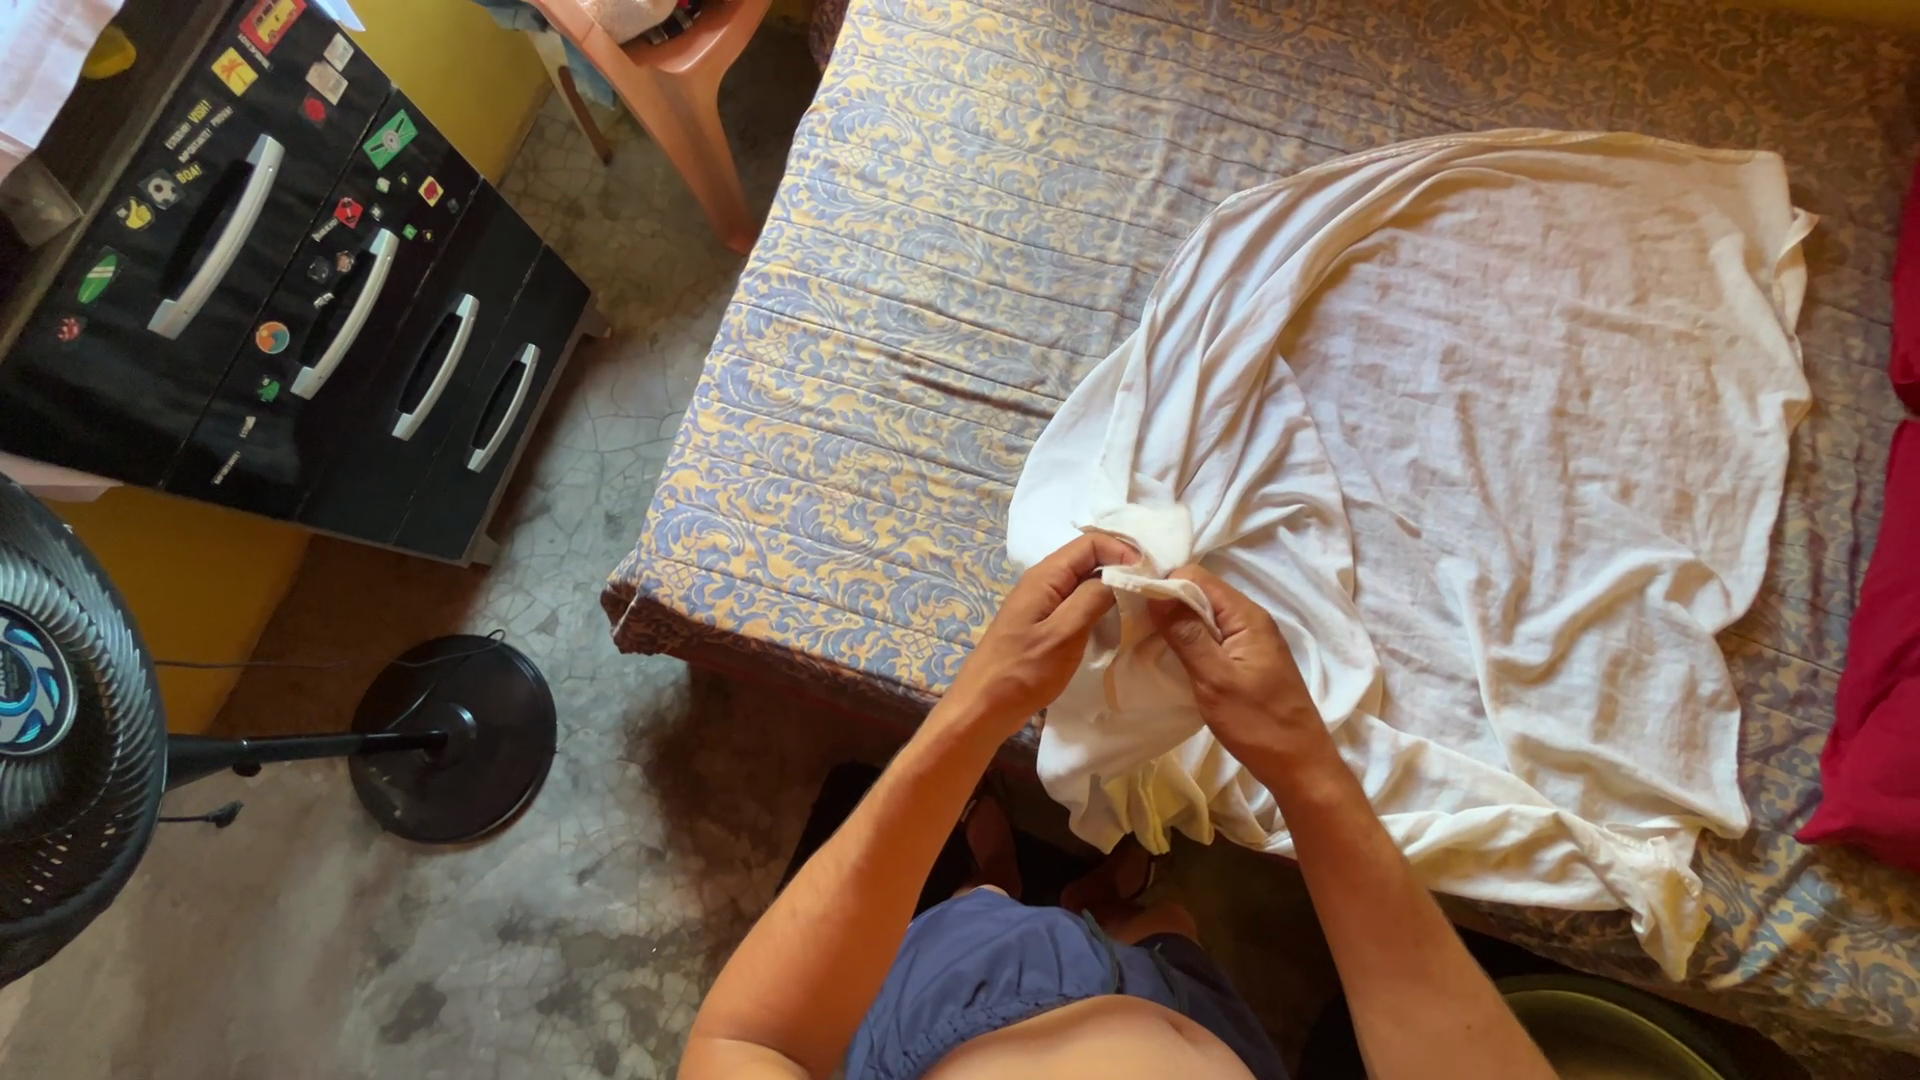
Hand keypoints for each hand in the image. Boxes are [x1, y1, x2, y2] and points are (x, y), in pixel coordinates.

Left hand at [941, 534, 1139, 737]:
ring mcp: (1042, 602)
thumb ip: (1092, 598)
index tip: (1149, 574)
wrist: (984, 706)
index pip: (1090, 542)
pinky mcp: (1043, 623)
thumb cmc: (1023, 671)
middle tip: (1150, 588)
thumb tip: (1120, 572)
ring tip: (1140, 603)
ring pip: (1083, 580)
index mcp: (1046, 576)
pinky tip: (1115, 620)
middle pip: (1087, 558)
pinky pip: (1075, 601)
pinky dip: (1098, 604)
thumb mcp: (1064, 634)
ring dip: (1111, 586)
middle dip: (1120, 566)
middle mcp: (1043, 581)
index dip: (1122, 551)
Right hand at [1146, 563, 1332, 770]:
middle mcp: (1249, 619)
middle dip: (1166, 603)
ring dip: (1175, 623)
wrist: (1299, 766)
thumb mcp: (1215, 679)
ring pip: (1203, 614)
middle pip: (1199, 592)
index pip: (1196, 576)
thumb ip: (1187, 634)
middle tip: (1134, 625)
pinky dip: (1188, 640)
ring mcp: (1249, 639)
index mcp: (1246, 616)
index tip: (1134, 605)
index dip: (1163, 585)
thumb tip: (1156, 594)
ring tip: (1146, 640)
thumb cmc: (1257, 723)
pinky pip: (1210, 635)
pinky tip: (1170, 656)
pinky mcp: (1245, 658)